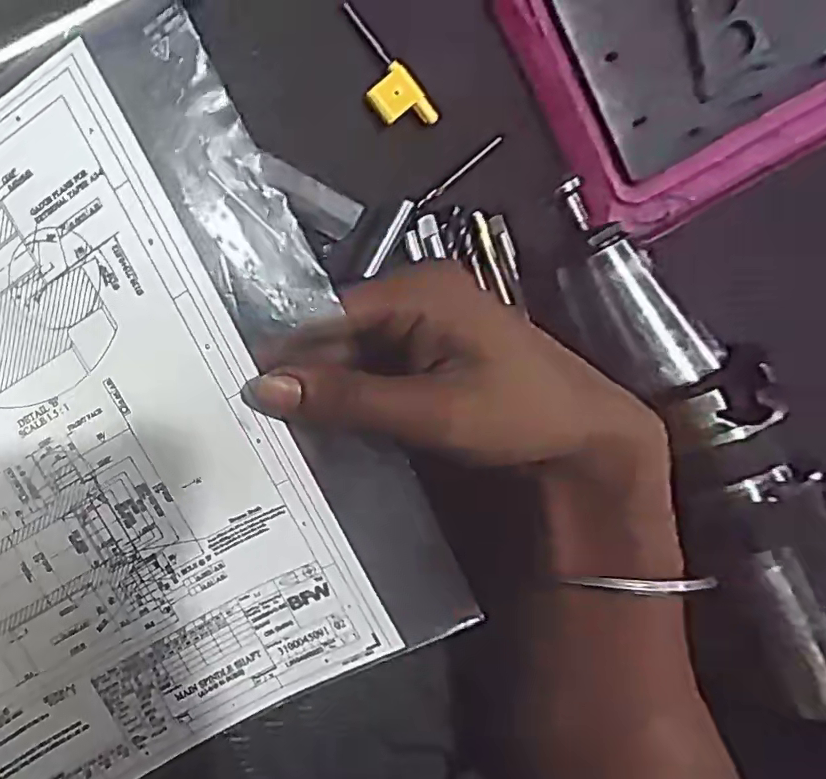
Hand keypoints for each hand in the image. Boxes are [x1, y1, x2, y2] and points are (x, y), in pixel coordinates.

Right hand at [242, 264, 667, 491]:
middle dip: (300, 376)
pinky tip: (318, 425)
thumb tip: (266, 388)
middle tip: (252, 415)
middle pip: (335, 337)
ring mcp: (417, 329)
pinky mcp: (420, 358)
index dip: (284, 353)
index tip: (240, 388)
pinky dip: (344, 400)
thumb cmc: (519, 415)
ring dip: (319, 392)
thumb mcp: (428, 410)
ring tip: (274, 425)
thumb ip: (346, 399)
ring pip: (347, 359)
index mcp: (420, 291)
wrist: (585, 440)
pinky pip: (366, 374)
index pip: (328, 316)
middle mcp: (413, 299)